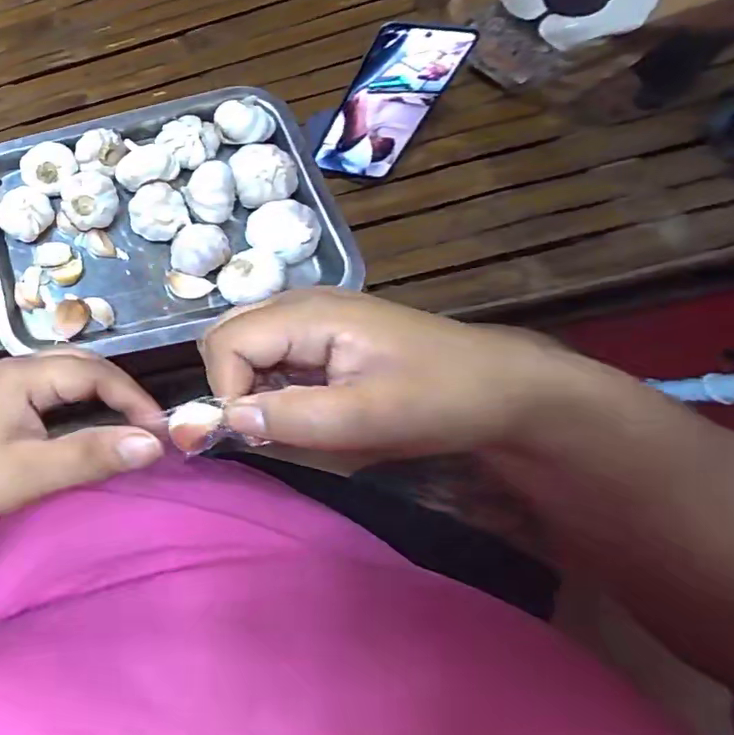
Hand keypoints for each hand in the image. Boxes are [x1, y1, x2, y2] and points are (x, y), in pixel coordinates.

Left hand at [0, 350, 165, 540]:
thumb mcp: (39, 471)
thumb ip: (94, 454)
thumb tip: (153, 443)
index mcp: (22, 374)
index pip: (91, 372)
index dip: (131, 396)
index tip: (162, 429)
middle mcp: (15, 366)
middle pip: (80, 363)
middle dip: (119, 388)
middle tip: (149, 423)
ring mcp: (6, 378)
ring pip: (66, 370)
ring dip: (100, 389)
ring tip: (129, 419)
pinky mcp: (3, 394)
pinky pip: (52, 382)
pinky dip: (80, 395)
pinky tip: (91, 416)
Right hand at [183, 289, 612, 456]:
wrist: (510, 387)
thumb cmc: (445, 400)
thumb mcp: (373, 419)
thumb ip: (296, 418)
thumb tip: (228, 419)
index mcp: (307, 313)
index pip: (226, 343)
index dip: (227, 389)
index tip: (256, 432)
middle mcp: (294, 301)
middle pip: (223, 336)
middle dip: (231, 383)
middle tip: (267, 424)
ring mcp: (304, 310)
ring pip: (238, 342)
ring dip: (248, 383)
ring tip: (287, 415)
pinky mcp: (314, 326)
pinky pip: (264, 348)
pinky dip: (267, 380)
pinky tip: (304, 401)